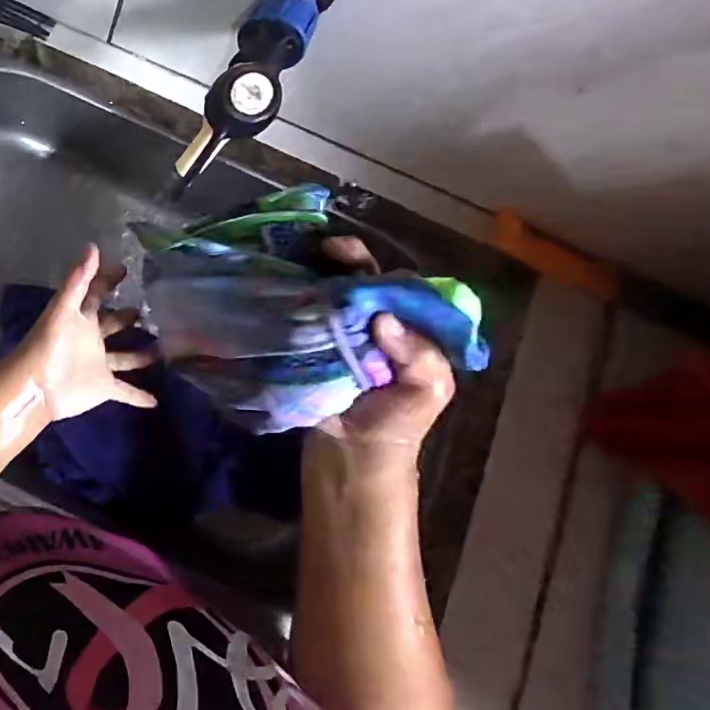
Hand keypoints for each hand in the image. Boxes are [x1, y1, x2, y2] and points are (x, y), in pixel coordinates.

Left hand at [18, 245, 157, 419]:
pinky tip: (157, 400)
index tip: (125, 269)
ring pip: (123, 358)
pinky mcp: (103, 387)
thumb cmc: (48, 343)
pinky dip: (139, 396)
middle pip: (112, 325)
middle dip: (127, 317)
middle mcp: (91, 339)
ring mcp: (98, 364)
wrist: (37, 386)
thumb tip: (93, 246)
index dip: (107, 280)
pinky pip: (125, 391)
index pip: (96, 294)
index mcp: (80, 318)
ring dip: (140, 355)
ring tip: (162, 348)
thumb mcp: (63, 307)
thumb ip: (78, 279)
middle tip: (148, 309)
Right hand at [313, 236, 454, 454]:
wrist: (348, 459)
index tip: (356, 259)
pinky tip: (285, 285)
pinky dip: (298, 298)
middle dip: (347, 261)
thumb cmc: (394, 427)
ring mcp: (341, 335)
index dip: (380, 269)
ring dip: (319, 274)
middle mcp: (377, 326)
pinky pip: (307, 316)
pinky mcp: (311, 347)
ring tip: (300, 260)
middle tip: (325, 250)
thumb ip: (419, 355)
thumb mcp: (425, 392)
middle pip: (363, 283)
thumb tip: (383, 318)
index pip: (400, 288)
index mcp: (412, 331)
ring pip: (333, 294)